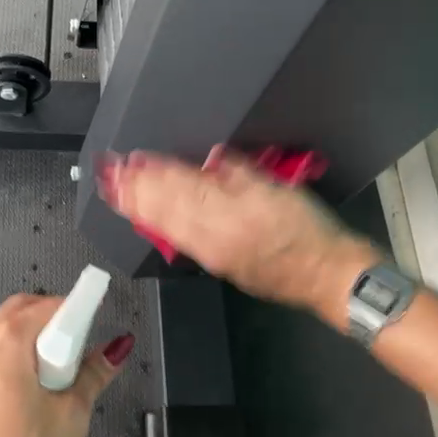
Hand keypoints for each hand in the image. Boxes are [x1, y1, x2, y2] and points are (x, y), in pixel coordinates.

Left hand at [0, 294, 132, 436]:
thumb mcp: (71, 415)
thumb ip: (94, 374)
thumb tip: (119, 346)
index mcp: (7, 339)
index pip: (48, 305)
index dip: (74, 312)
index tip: (91, 332)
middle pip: (17, 311)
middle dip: (47, 321)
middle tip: (72, 353)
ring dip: (23, 341)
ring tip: (47, 379)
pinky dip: (4, 363)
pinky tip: (17, 400)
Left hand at [97, 147, 375, 327]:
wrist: (330, 277)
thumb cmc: (310, 230)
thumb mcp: (277, 189)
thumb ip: (238, 172)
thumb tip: (210, 160)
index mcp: (226, 212)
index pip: (180, 185)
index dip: (152, 171)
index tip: (129, 159)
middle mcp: (210, 236)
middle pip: (163, 208)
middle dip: (133, 189)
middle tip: (107, 173)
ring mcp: (210, 254)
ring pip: (165, 225)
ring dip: (138, 206)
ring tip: (115, 192)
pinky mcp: (215, 265)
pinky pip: (177, 240)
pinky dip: (157, 224)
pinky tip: (146, 217)